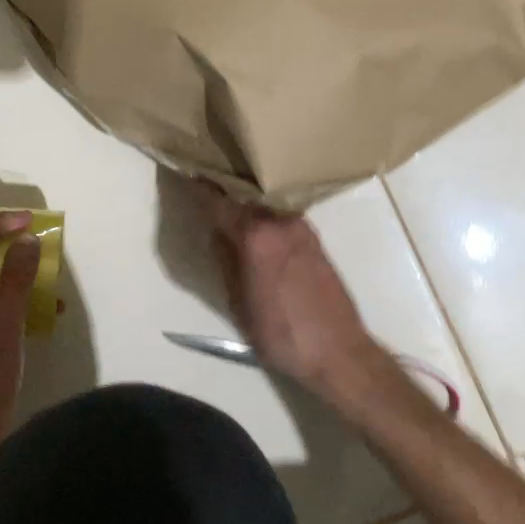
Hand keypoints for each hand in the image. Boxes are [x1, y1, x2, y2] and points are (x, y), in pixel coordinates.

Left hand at [0, 211, 39, 488]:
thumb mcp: (5, 326)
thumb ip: (17, 278)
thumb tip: (27, 241)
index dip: (0, 227)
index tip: (31, 219)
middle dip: (7, 252)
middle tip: (39, 242)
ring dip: (8, 280)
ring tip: (44, 280)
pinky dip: (0, 302)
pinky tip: (31, 308)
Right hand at [190, 182, 384, 394]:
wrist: (339, 351)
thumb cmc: (281, 334)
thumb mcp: (239, 303)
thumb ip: (226, 263)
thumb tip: (217, 235)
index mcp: (256, 237)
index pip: (219, 202)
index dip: (199, 187)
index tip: (185, 172)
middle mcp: (279, 222)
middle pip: (245, 194)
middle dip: (224, 185)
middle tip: (204, 180)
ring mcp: (301, 228)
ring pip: (266, 202)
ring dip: (247, 198)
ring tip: (228, 199)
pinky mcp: (315, 239)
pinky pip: (281, 215)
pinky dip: (265, 212)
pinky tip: (256, 223)